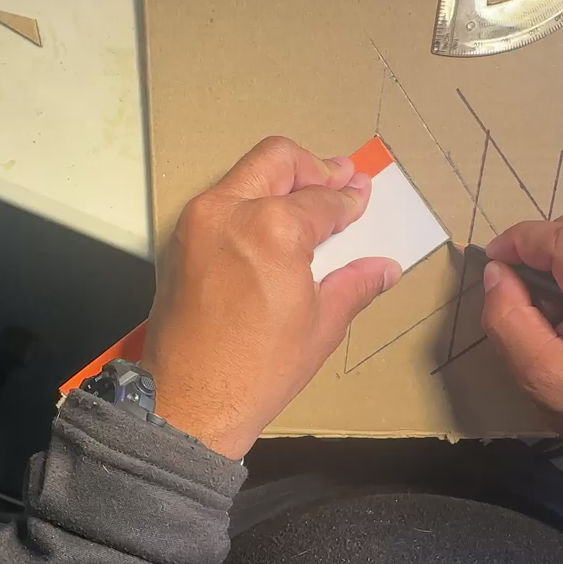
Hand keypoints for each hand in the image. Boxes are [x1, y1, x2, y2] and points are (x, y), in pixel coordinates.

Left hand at [142, 137, 402, 458]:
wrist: (190, 404)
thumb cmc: (257, 371)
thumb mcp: (320, 326)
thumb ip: (354, 284)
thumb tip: (384, 268)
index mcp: (273, 228)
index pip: (322, 199)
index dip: (349, 200)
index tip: (361, 197)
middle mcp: (228, 211)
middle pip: (277, 159)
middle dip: (314, 167)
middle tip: (339, 181)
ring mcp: (196, 223)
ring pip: (244, 176)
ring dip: (278, 182)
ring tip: (307, 204)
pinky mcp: (178, 242)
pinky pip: (220, 204)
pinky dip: (249, 204)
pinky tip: (269, 231)